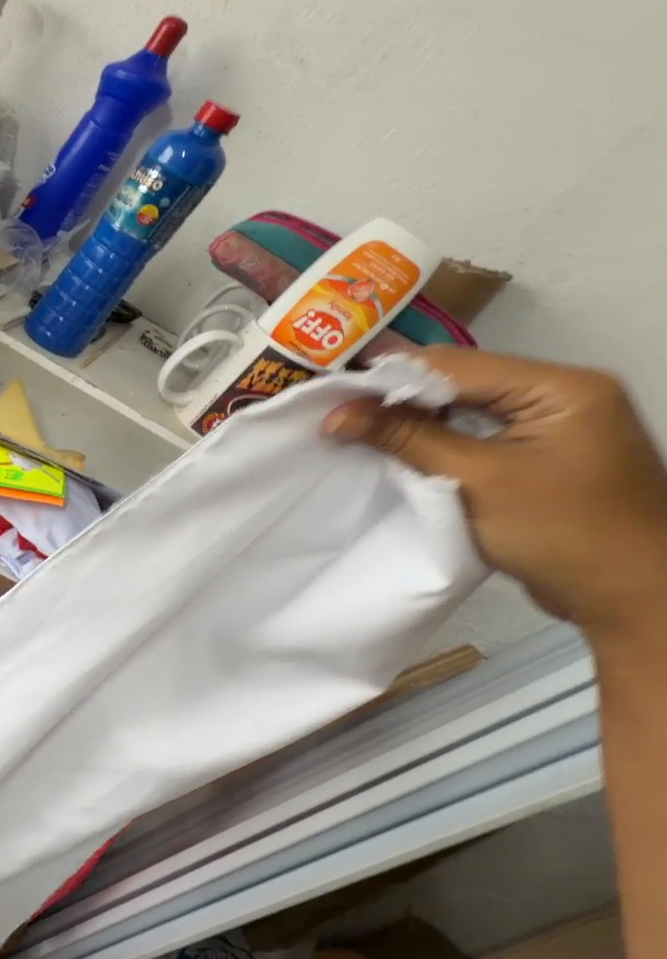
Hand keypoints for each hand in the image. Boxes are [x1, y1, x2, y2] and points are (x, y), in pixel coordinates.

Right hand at [323, 347, 666, 639]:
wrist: (630, 593)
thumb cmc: (562, 530)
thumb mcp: (476, 479)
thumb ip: (407, 439)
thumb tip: (336, 415)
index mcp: (560, 387)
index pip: (456, 365)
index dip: (389, 380)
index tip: (328, 399)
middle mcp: (560, 393)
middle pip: (459, 380)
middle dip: (396, 396)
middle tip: (333, 413)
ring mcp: (551, 423)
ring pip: (462, 406)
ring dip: (410, 418)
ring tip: (353, 429)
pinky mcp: (538, 452)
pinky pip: (473, 431)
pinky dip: (431, 437)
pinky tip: (395, 448)